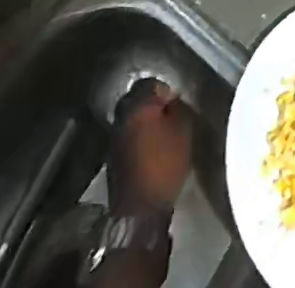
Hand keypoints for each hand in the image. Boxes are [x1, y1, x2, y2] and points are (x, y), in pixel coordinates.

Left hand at [111, 81, 191, 212]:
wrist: (140, 209)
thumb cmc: (165, 164)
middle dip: (152, 104)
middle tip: (170, 115)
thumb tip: (170, 101)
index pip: (150, 84)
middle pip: (137, 99)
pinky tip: (150, 147)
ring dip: (144, 120)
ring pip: (130, 117)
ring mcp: (113, 137)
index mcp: (137, 107)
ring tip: (161, 132)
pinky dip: (138, 135)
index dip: (166, 90)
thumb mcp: (183, 131)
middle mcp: (120, 117)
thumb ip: (177, 109)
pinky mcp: (112, 155)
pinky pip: (127, 134)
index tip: (177, 103)